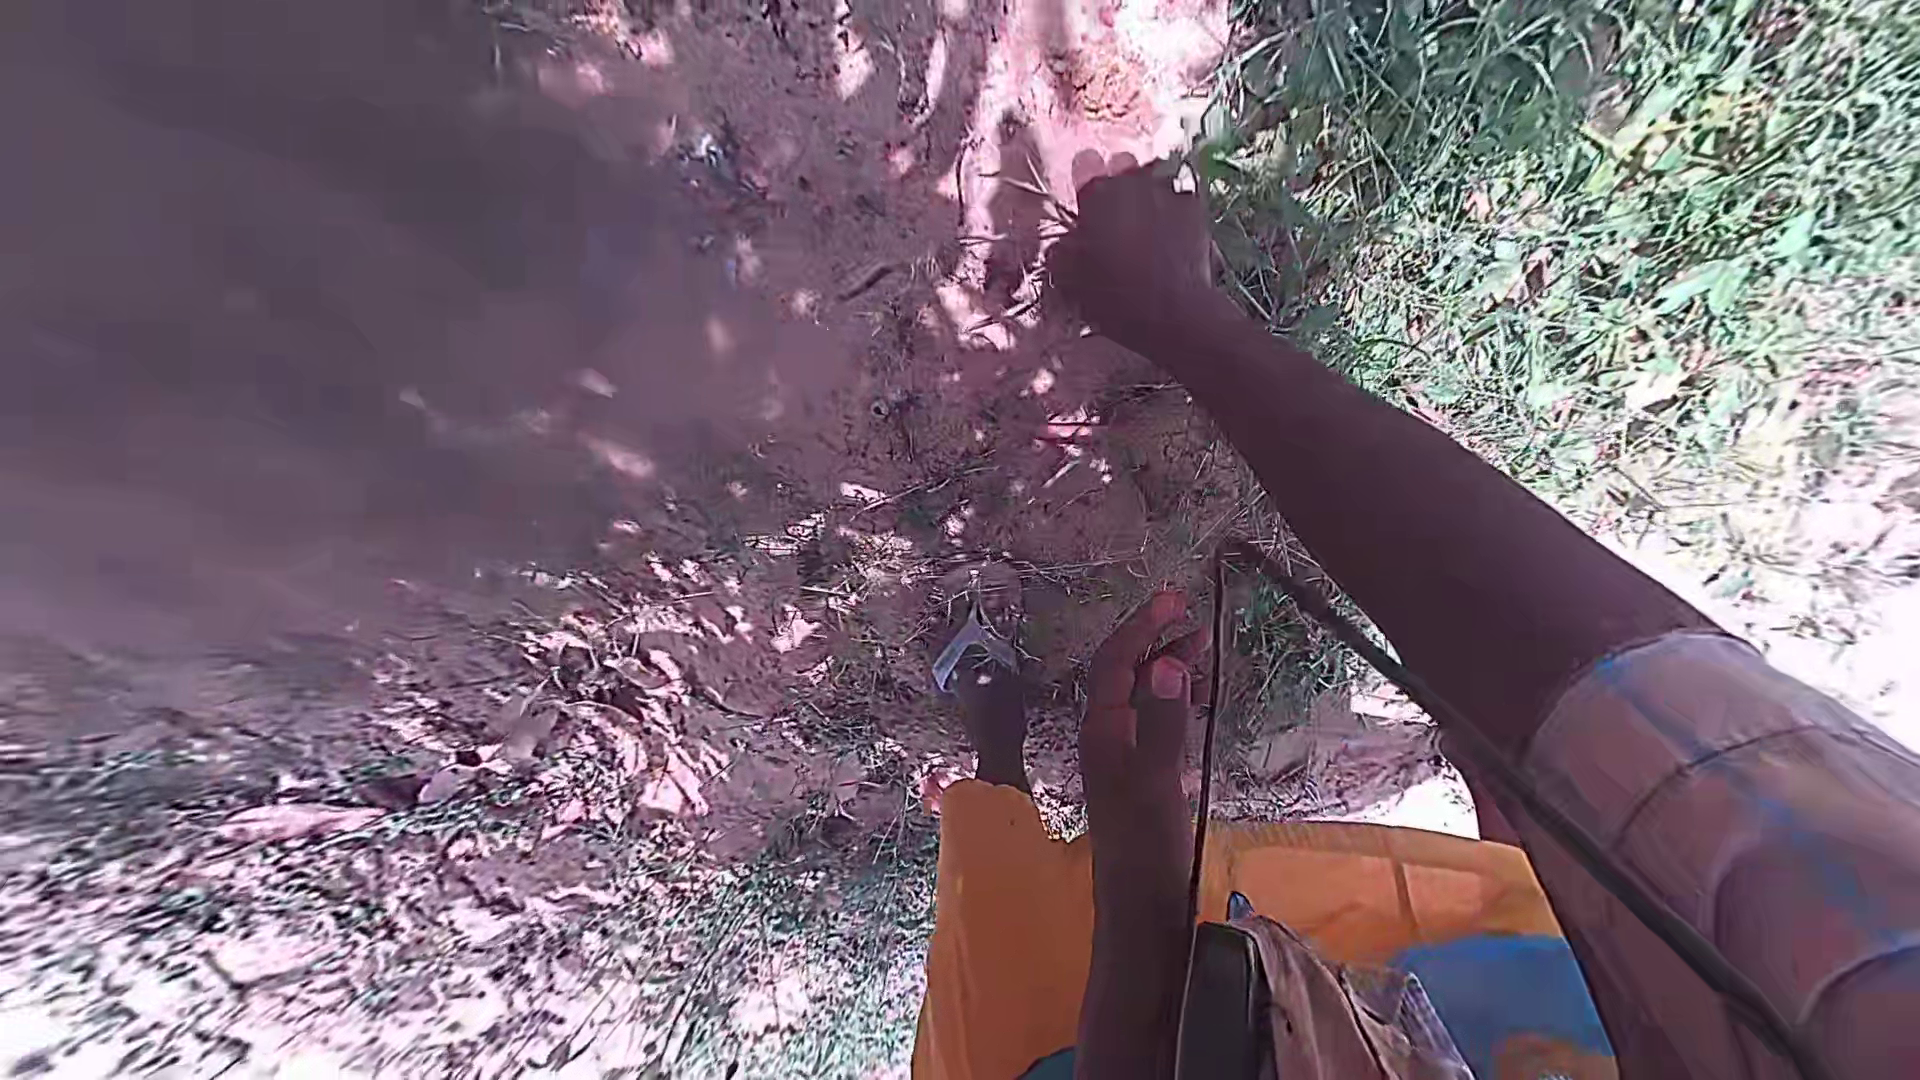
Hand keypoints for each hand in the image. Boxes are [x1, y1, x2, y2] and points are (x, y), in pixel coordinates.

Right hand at [1047, 159, 1221, 354]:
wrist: (1173, 314)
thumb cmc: (1116, 299)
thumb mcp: (1072, 282)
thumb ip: (1061, 254)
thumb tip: (1060, 246)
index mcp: (1097, 196)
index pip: (1084, 166)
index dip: (1083, 186)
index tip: (1085, 207)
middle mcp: (1134, 183)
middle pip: (1122, 171)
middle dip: (1117, 193)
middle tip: (1112, 226)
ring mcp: (1169, 192)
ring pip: (1151, 184)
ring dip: (1145, 201)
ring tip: (1142, 234)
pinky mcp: (1196, 208)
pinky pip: (1177, 203)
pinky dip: (1171, 217)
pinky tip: (1167, 243)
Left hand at [1080, 590, 1207, 872]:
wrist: (1143, 903)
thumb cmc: (1146, 843)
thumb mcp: (1157, 779)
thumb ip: (1162, 720)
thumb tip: (1166, 662)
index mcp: (1101, 727)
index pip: (1115, 661)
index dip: (1141, 627)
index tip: (1172, 600)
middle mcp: (1106, 731)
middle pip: (1125, 670)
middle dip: (1153, 638)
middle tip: (1188, 612)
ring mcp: (1122, 749)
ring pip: (1140, 692)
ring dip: (1164, 663)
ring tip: (1198, 639)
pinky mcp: (1140, 766)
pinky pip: (1153, 715)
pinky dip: (1172, 694)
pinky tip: (1190, 688)